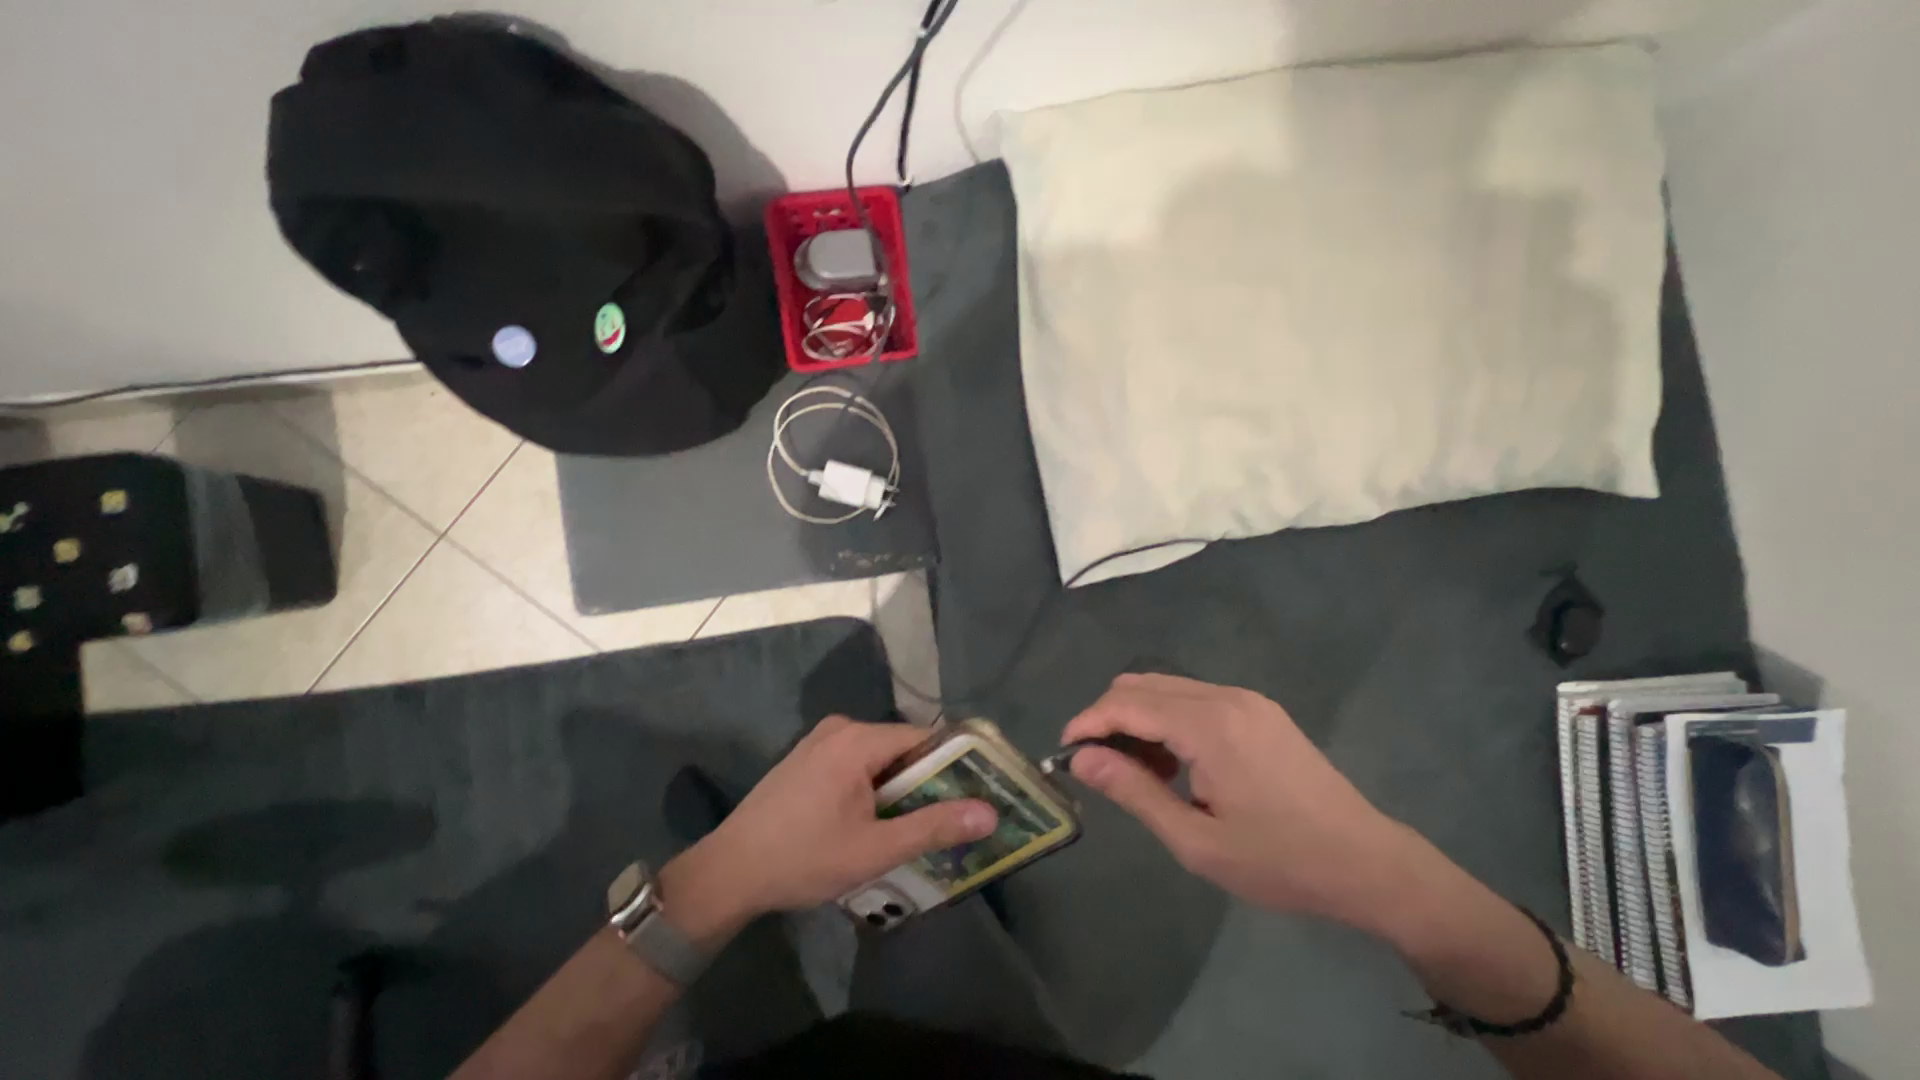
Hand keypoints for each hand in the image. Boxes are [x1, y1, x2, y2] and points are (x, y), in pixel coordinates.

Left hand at [677, 716, 997, 919]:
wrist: (729, 873)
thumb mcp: (876, 849)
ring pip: (877, 760)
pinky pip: (854, 766)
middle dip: (925, 784)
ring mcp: (817, 743)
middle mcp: (838, 729)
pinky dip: (871, 790)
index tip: (974, 798)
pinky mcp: (804, 762)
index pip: (924, 740)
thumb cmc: (804, 858)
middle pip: (901, 749)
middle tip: (947, 823)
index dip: (953, 768)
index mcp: (857, 739)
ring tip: (915, 830)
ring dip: (897, 791)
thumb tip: (990, 813)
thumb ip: (934, 827)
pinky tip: (873, 825)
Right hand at [1061, 674, 1424, 933]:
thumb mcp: (1197, 841)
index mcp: (1209, 725)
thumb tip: (1081, 758)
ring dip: (1138, 720)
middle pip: (1142, 685)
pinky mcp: (1261, 711)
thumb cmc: (1280, 862)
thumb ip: (1134, 792)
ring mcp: (1248, 700)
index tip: (1063, 754)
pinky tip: (1176, 766)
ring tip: (1140, 776)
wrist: (1367, 863)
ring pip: (1167, 688)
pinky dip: (1169, 721)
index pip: (1126, 703)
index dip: (1087, 723)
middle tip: (1100, 770)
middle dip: (1108, 718)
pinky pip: (1195, 698)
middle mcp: (1226, 696)